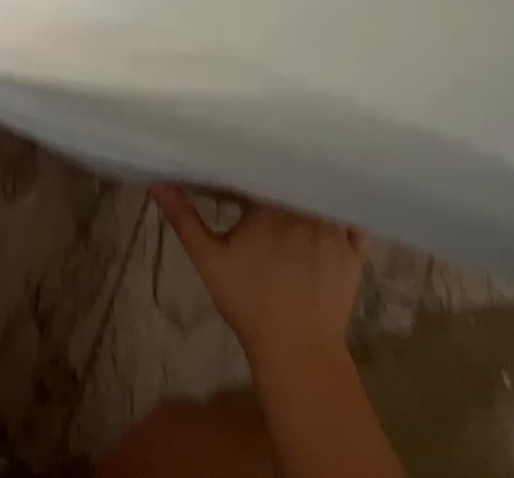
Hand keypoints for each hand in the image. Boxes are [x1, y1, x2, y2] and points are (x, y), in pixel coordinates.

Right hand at [151, 185, 366, 357]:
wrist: (296, 347)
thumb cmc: (248, 299)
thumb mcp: (207, 257)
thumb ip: (184, 217)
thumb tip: (157, 183)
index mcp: (271, 207)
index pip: (262, 171)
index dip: (249, 166)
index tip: (235, 165)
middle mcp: (308, 212)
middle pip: (293, 181)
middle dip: (277, 177)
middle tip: (260, 177)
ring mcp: (336, 232)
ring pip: (320, 197)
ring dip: (306, 191)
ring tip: (290, 188)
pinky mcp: (355, 254)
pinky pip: (351, 222)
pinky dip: (339, 212)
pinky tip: (326, 212)